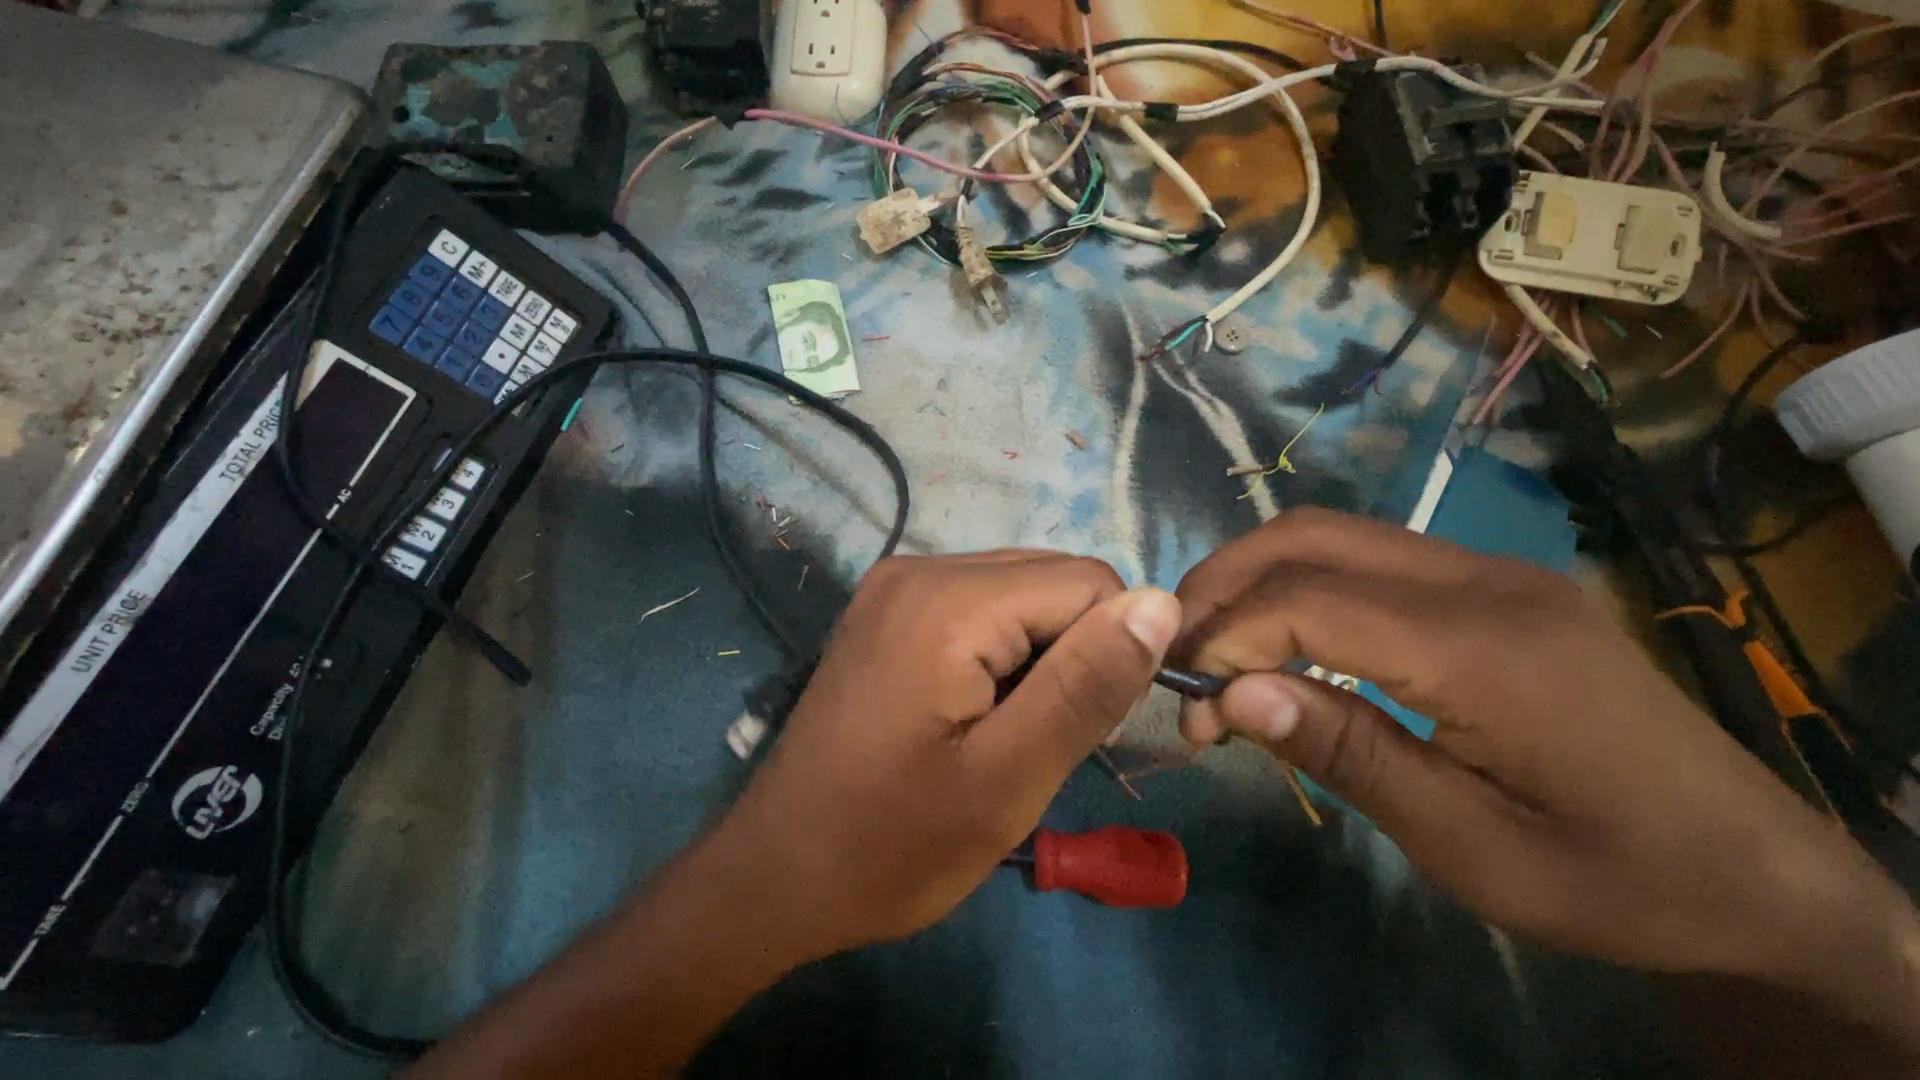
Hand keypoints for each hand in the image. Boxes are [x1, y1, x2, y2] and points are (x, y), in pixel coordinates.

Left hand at [706, 551, 1181, 958]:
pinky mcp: (885, 612)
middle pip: (1052, 580)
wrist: (778, 875)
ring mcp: (894, 587)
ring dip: (1036, 657)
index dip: (1111, 654)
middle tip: (1034, 741)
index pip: (1089, 583)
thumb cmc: (894, 844)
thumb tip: (1161, 602)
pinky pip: (978, 607)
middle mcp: (918, 569)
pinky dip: (999, 654)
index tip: (1081, 730)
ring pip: (1020, 593)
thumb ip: (1085, 684)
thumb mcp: (1008, 780)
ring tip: (1000, 732)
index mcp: (948, 601)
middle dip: (1072, 652)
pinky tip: (970, 714)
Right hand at [1172, 509, 1919, 1041]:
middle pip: (1310, 535)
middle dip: (1222, 585)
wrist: (1755, 874)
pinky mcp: (1494, 587)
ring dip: (1255, 580)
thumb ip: (1346, 754)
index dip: (1226, 637)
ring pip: (1334, 534)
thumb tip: (1231, 694)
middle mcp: (1485, 580)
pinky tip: (1284, 645)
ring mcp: (1494, 573)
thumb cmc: (1610, 878)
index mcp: (1485, 648)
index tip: (1185, 702)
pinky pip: (1369, 559)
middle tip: (1177, 659)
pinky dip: (1301, 587)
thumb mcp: (1468, 845)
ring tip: (1216, 653)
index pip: (1310, 599)